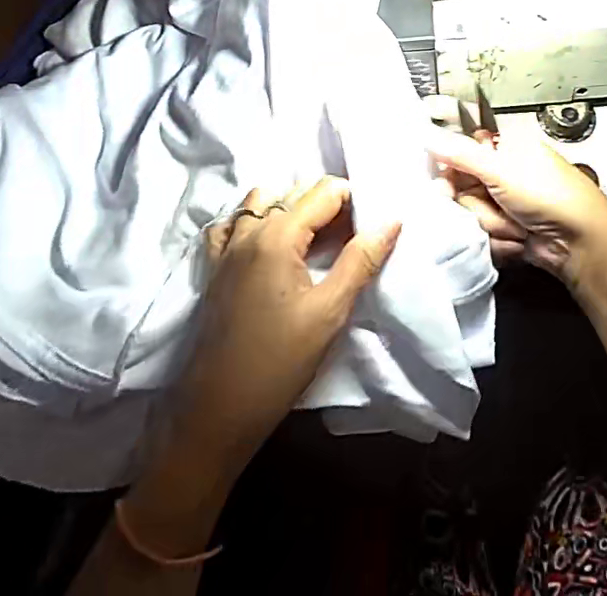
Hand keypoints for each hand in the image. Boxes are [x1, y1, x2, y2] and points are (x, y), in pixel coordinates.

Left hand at [175, 179, 399, 448]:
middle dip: (330, 202)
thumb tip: (392, 220)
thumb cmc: (279, 362)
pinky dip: (256, 220)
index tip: (373, 226)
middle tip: (355, 235)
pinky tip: (274, 243)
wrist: (216, 415)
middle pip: (295, 191)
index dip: (355, 201)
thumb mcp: (330, 311)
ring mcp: (225, 250)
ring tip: (319, 238)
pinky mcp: (214, 269)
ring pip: (263, 201)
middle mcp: (247, 233)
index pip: (325, 192)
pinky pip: (233, 224)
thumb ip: (362, 259)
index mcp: (276, 237)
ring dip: (294, 207)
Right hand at [429, 126, 606, 281]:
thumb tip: (429, 136)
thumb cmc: (551, 195)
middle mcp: (502, 173)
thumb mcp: (502, 168)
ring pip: (467, 215)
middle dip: (473, 202)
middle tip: (491, 203)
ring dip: (490, 222)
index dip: (448, 167)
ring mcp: (503, 204)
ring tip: (516, 221)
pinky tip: (517, 237)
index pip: (458, 151)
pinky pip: (480, 236)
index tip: (445, 179)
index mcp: (505, 147)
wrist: (578, 241)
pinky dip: (497, 239)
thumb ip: (461, 153)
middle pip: (457, 188)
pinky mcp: (505, 231)